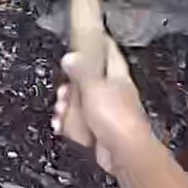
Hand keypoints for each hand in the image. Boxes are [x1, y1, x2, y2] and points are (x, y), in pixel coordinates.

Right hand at [53, 38, 162, 174]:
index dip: (98, 41)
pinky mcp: (100, 131)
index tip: (88, 33)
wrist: (125, 154)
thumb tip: (70, 57)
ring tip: (62, 112)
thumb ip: (80, 71)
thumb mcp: (93, 88)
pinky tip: (63, 125)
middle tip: (63, 92)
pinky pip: (79, 122)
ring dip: (67, 107)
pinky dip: (69, 124)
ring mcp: (107, 113)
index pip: (108, 51)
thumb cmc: (115, 118)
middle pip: (87, 79)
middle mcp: (113, 93)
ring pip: (80, 102)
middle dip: (70, 86)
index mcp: (116, 77)